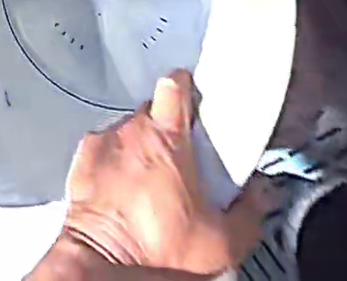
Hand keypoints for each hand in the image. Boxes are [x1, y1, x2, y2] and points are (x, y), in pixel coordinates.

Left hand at [28, 69, 277, 279]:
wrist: (107, 263)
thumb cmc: (158, 248)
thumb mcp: (220, 241)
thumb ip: (248, 212)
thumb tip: (260, 195)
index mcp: (168, 137)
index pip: (175, 85)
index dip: (184, 84)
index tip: (192, 92)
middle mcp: (134, 129)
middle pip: (153, 109)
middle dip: (165, 127)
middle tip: (177, 156)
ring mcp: (107, 139)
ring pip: (129, 128)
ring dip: (138, 144)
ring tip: (148, 179)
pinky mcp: (85, 153)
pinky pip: (105, 145)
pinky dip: (113, 159)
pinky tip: (122, 186)